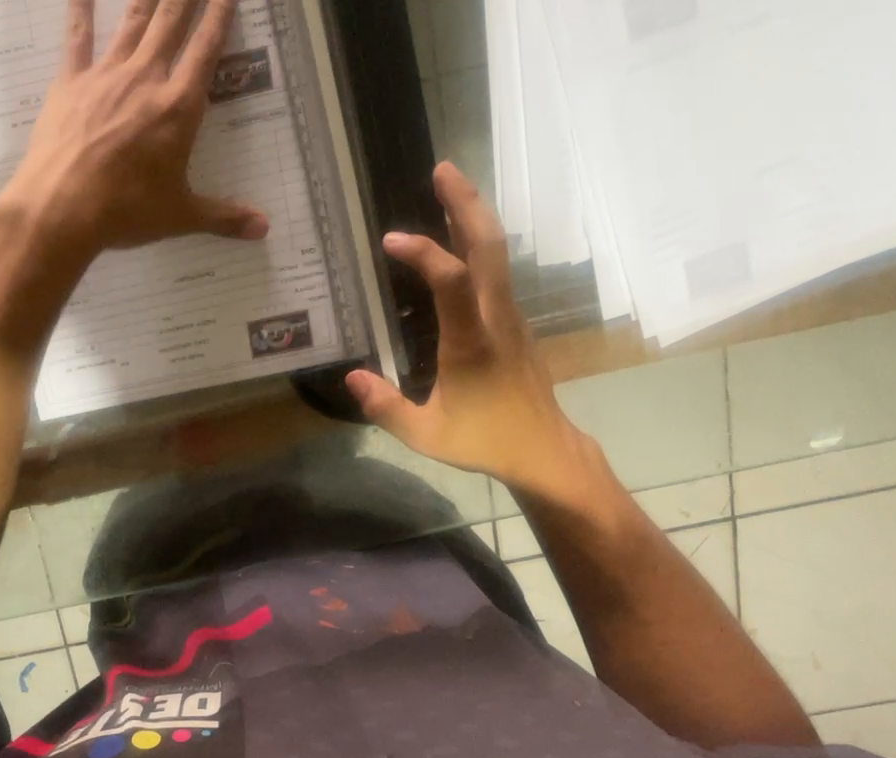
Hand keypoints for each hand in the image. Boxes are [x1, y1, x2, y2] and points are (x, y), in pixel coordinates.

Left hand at [0, 0, 269, 262]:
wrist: (62, 209)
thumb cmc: (126, 212)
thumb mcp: (180, 217)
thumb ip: (224, 217)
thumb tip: (264, 229)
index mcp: (179, 109)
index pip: (206, 49)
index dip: (220, 15)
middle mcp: (146, 79)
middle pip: (171, 21)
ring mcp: (106, 76)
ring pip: (132, 21)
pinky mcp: (70, 83)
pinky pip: (77, 37)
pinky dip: (80, 8)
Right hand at [345, 163, 595, 503]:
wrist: (543, 449)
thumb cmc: (484, 441)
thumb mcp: (424, 434)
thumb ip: (386, 407)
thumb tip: (352, 378)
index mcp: (471, 342)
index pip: (452, 281)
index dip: (424, 253)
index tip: (391, 240)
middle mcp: (496, 318)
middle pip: (488, 246)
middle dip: (466, 204)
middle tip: (442, 169)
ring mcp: (510, 317)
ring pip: (497, 254)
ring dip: (474, 216)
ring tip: (448, 188)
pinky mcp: (515, 323)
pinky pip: (496, 272)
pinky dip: (477, 245)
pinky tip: (459, 242)